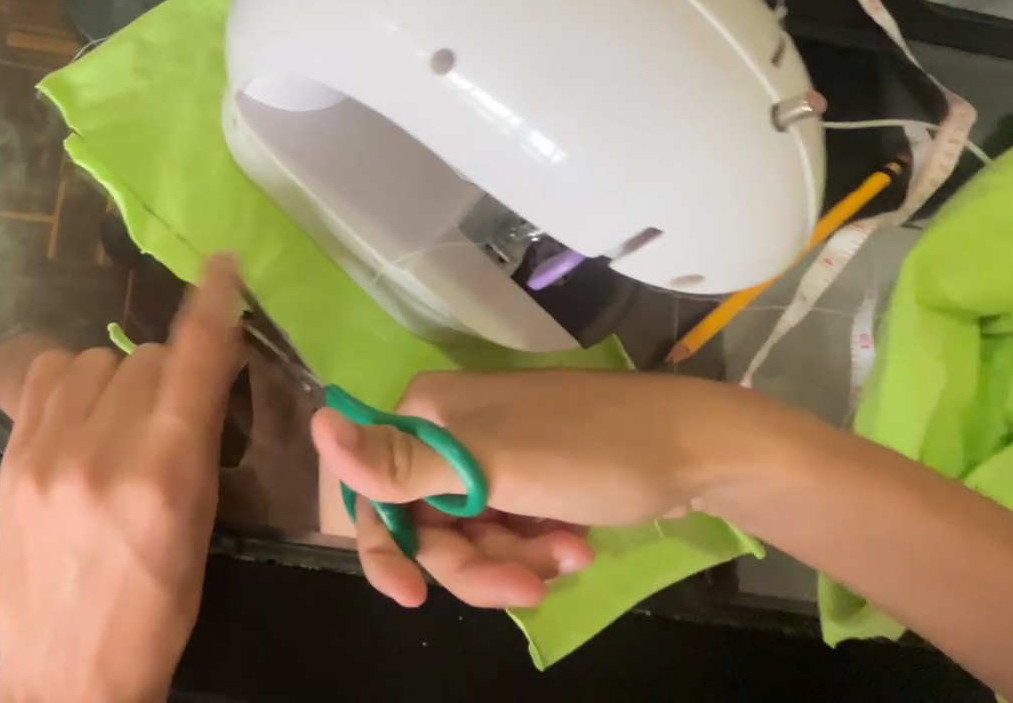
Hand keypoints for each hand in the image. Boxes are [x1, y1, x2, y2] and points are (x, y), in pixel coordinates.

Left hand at [0, 254, 246, 702]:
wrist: (65, 673)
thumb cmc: (156, 608)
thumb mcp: (199, 527)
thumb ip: (201, 437)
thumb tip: (209, 364)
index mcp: (166, 476)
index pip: (194, 361)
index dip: (212, 304)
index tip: (222, 264)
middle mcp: (104, 451)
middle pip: (146, 357)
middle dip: (167, 375)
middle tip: (166, 417)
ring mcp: (47, 451)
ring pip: (97, 359)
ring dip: (118, 379)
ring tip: (117, 422)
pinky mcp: (10, 456)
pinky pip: (48, 376)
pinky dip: (72, 384)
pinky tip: (78, 418)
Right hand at [312, 369, 761, 608]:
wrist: (698, 448)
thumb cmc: (587, 450)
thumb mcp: (490, 466)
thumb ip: (399, 461)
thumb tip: (314, 424)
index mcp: (424, 414)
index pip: (372, 486)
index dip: (386, 544)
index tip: (413, 598)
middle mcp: (445, 429)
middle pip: (423, 519)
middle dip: (470, 560)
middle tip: (525, 586)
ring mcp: (486, 453)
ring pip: (466, 531)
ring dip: (510, 558)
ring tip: (565, 560)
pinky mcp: (522, 474)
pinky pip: (502, 526)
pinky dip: (532, 546)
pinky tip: (574, 547)